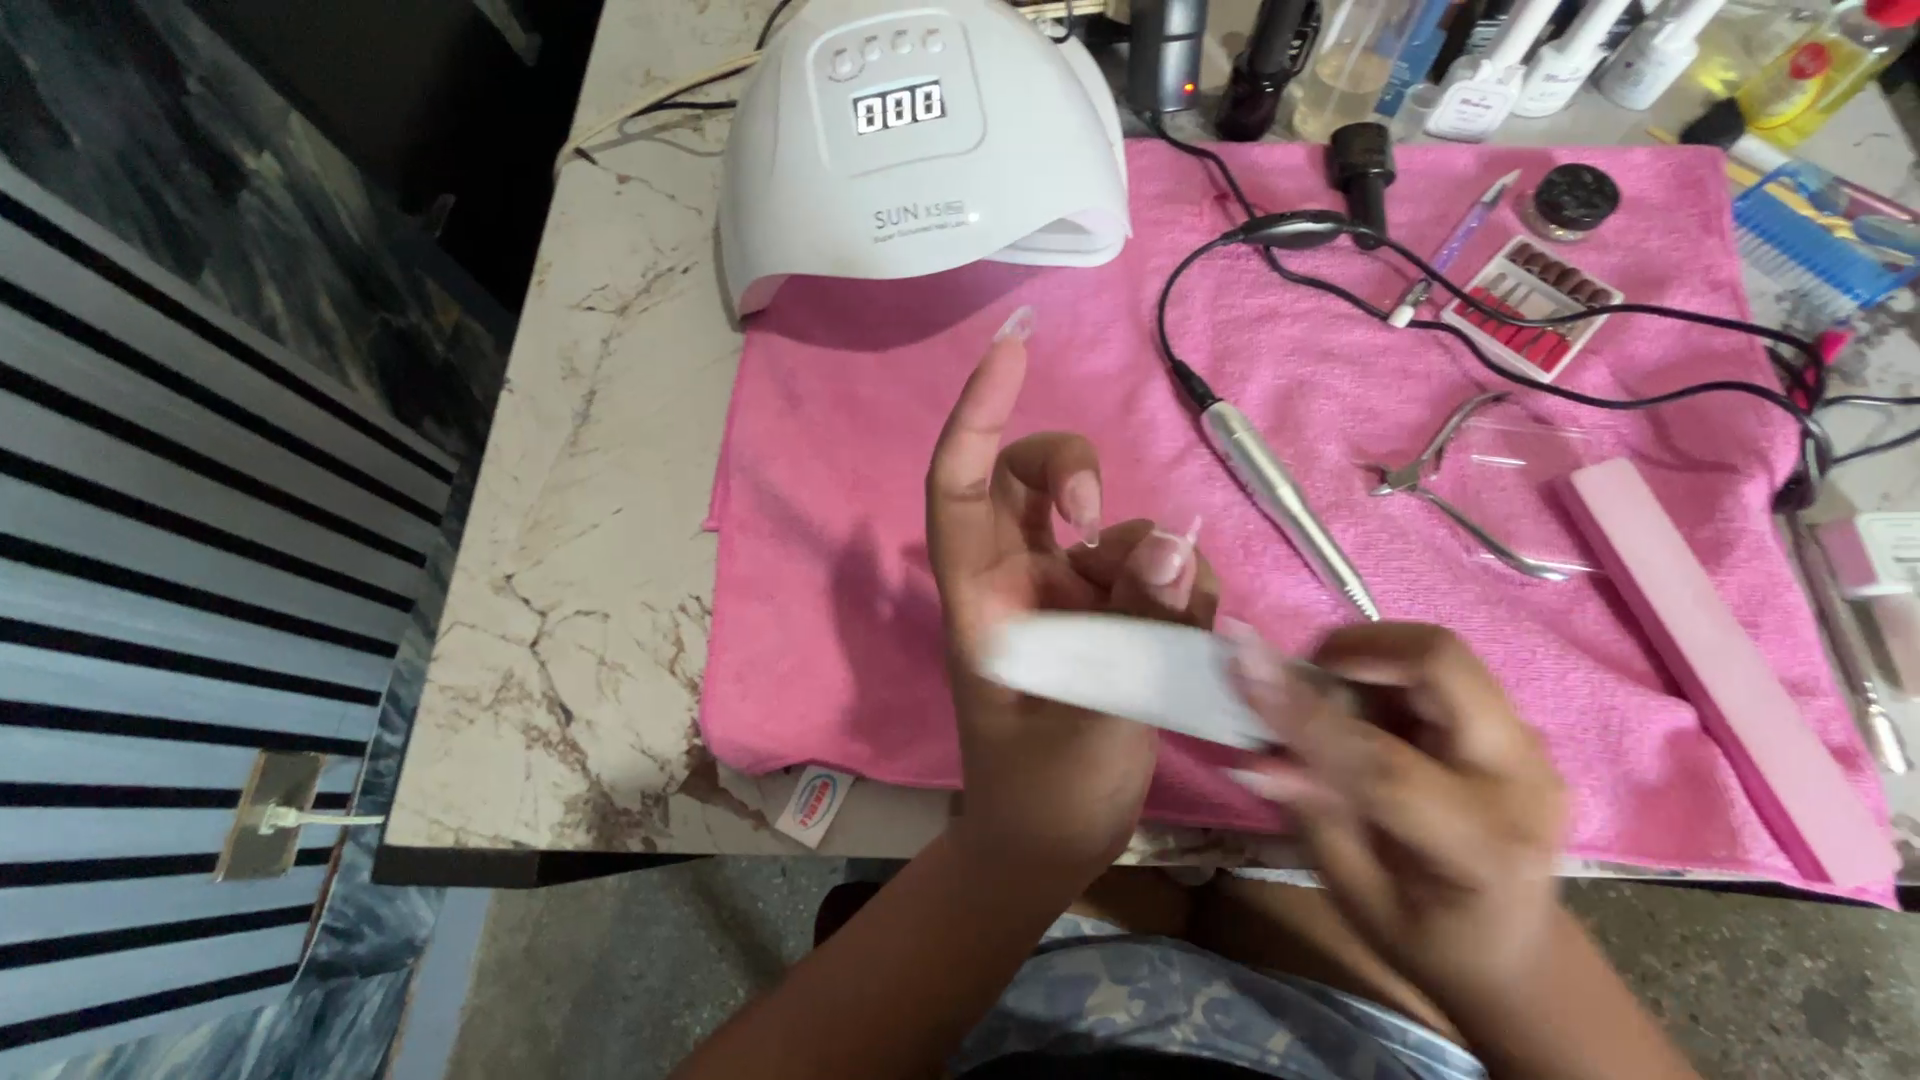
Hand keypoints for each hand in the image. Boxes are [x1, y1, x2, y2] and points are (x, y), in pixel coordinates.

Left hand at [927, 309, 1216, 883]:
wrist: (1053, 845)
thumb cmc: (1046, 793)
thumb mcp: (1092, 712)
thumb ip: (1135, 626)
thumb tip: (1174, 541)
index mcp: (982, 597)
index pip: (961, 486)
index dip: (978, 413)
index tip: (1012, 346)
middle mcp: (1023, 580)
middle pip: (1032, 477)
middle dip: (1074, 470)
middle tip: (1099, 521)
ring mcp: (1073, 597)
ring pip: (1116, 524)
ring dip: (1154, 557)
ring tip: (1174, 627)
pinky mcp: (1117, 617)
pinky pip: (1156, 569)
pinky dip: (1182, 586)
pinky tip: (1193, 634)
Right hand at [1227, 622, 1566, 1007]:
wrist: (1518, 950)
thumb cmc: (1428, 937)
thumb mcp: (1358, 898)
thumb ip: (1316, 818)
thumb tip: (1258, 758)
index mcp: (1481, 846)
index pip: (1379, 761)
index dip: (1304, 711)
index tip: (1240, 660)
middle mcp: (1520, 779)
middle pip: (1439, 661)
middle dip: (1356, 648)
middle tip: (1305, 673)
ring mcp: (1529, 745)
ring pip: (1438, 653)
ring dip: (1367, 660)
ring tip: (1331, 702)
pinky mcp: (1517, 727)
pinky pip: (1440, 671)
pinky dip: (1385, 673)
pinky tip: (1366, 714)